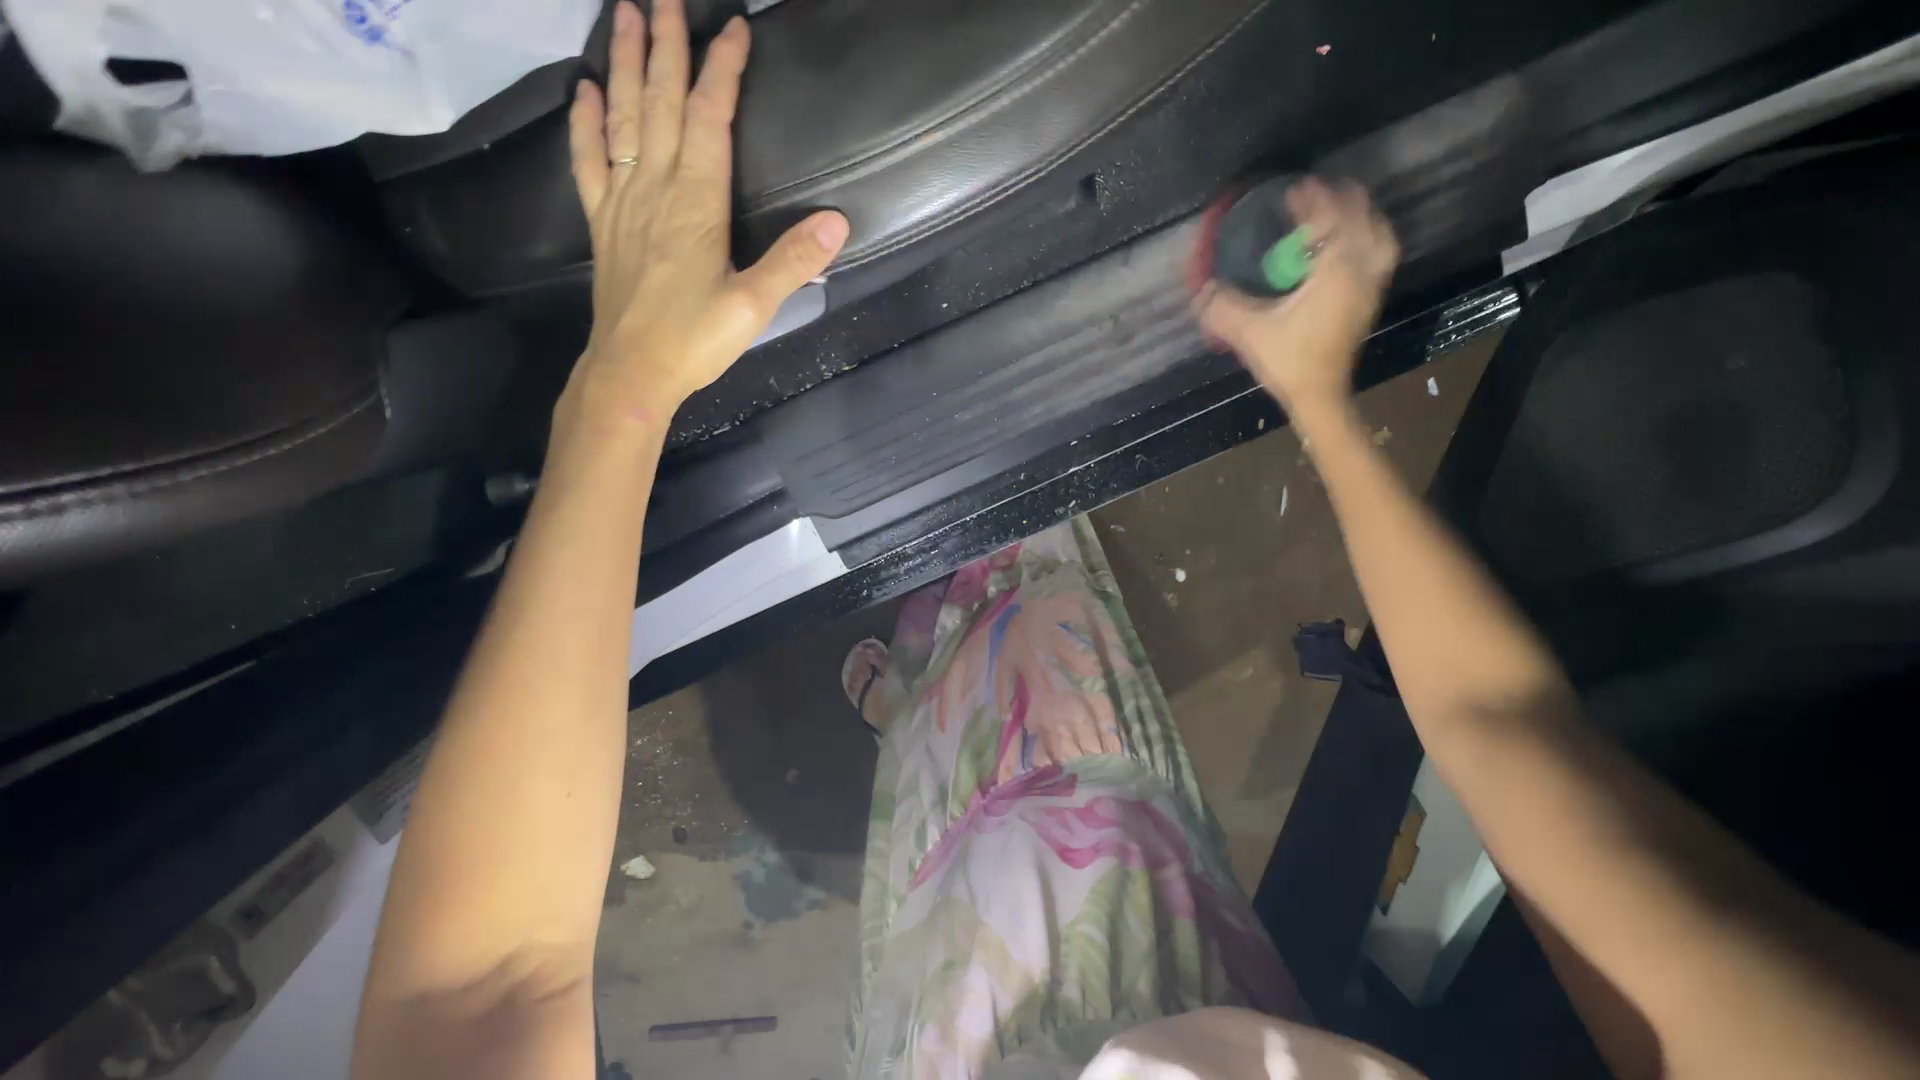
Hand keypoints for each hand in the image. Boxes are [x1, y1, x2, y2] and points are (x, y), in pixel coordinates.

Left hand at [563, 0, 848, 424]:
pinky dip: (585, 124)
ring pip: (622, 119)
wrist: (631, 372)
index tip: (735, 29)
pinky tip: (583, 92)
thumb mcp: (754, 306)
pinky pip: (590, 162)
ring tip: (623, 16)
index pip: (709, 119)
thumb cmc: (694, 340)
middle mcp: (657, 189)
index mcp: (697, 202)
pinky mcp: (603, 224)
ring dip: (623, 66)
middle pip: (660, 102)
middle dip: (664, 45)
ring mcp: (624, 203)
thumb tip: (837, 221)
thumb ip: (793, 261)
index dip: (722, 71)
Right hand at [1197, 178, 1398, 414]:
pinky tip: (1347, 245)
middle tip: (1322, 190)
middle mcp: (1360, 274)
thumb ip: (1223, 308)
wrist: (1319, 397)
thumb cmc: (1289, 362)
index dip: (1313, 201)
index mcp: (1335, 273)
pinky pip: (1377, 257)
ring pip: (1379, 240)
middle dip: (1346, 202)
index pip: (1329, 222)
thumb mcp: (1249, 333)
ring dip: (1363, 220)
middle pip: (1364, 223)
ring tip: (1342, 210)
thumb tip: (1199, 290)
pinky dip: (1367, 240)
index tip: (1295, 187)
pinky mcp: (1368, 304)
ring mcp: (1370, 289)